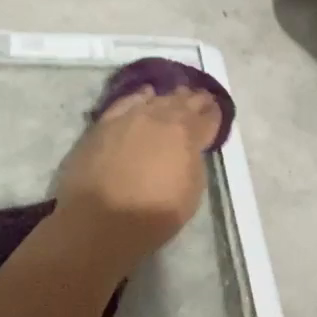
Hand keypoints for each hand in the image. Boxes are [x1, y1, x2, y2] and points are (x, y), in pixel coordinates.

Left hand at [53, 88, 222, 271]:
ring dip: (168, 98)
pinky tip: (143, 96)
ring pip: (154, 100)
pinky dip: (138, 98)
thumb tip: (189, 149)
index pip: (207, 116)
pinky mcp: (103, 124)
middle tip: (199, 99)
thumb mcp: (191, 194)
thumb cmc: (152, 215)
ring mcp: (128, 117)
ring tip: (175, 97)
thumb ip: (194, 162)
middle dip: (193, 100)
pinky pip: (126, 102)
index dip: (213, 114)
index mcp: (186, 134)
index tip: (215, 113)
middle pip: (181, 102)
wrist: (100, 220)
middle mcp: (159, 117)